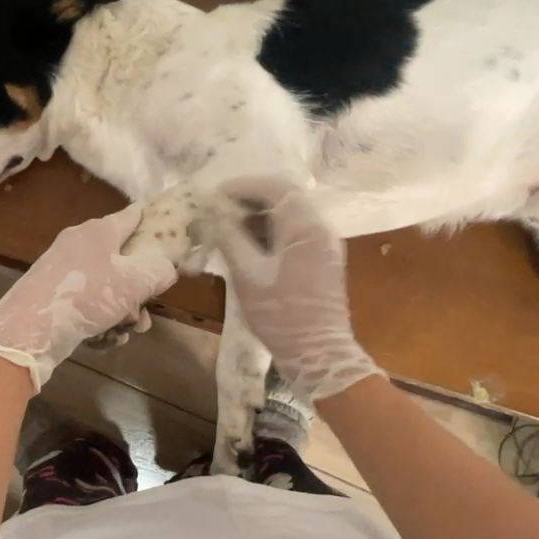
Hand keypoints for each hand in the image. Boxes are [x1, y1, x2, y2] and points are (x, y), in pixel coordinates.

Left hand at [0, 204, 179, 389]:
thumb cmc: (86, 296)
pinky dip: (99, 321)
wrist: (29, 330)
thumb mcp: (133, 283)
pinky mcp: (52, 296)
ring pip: (106, 288)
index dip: (153, 223)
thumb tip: (166, 267)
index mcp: (98, 231)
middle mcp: (79, 245)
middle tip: (144, 315)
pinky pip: (87, 305)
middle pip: (121, 261)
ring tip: (125, 332)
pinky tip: (104, 340)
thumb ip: (158, 271)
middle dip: (138, 291)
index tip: (170, 233)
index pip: (132, 216)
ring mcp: (63, 271)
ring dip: (121, 312)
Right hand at [212, 176, 382, 401]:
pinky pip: (295, 231)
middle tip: (220, 208)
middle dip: (250, 197)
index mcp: (306, 229)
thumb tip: (214, 211)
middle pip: (286, 197)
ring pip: (290, 213)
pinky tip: (248, 243)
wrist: (317, 353)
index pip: (277, 188)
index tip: (216, 195)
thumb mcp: (247, 275)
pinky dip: (270, 229)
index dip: (244, 185)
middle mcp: (321, 229)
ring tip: (229, 225)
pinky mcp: (321, 258)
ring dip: (259, 213)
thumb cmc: (281, 315)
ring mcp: (324, 244)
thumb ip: (230, 237)